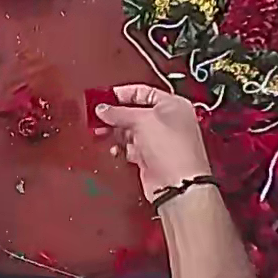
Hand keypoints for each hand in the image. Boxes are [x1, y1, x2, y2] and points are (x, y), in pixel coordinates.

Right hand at [95, 84, 212, 203]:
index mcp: (173, 105)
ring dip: (117, 132)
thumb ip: (119, 112)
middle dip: (116, 115)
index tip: (105, 97)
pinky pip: (131, 148)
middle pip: (136, 112)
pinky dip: (121, 148)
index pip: (144, 92)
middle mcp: (169, 122)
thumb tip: (104, 109)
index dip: (123, 94)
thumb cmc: (174, 150)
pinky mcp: (152, 158)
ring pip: (132, 131)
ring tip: (102, 131)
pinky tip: (115, 148)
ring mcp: (160, 141)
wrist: (177, 185)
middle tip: (99, 116)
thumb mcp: (142, 121)